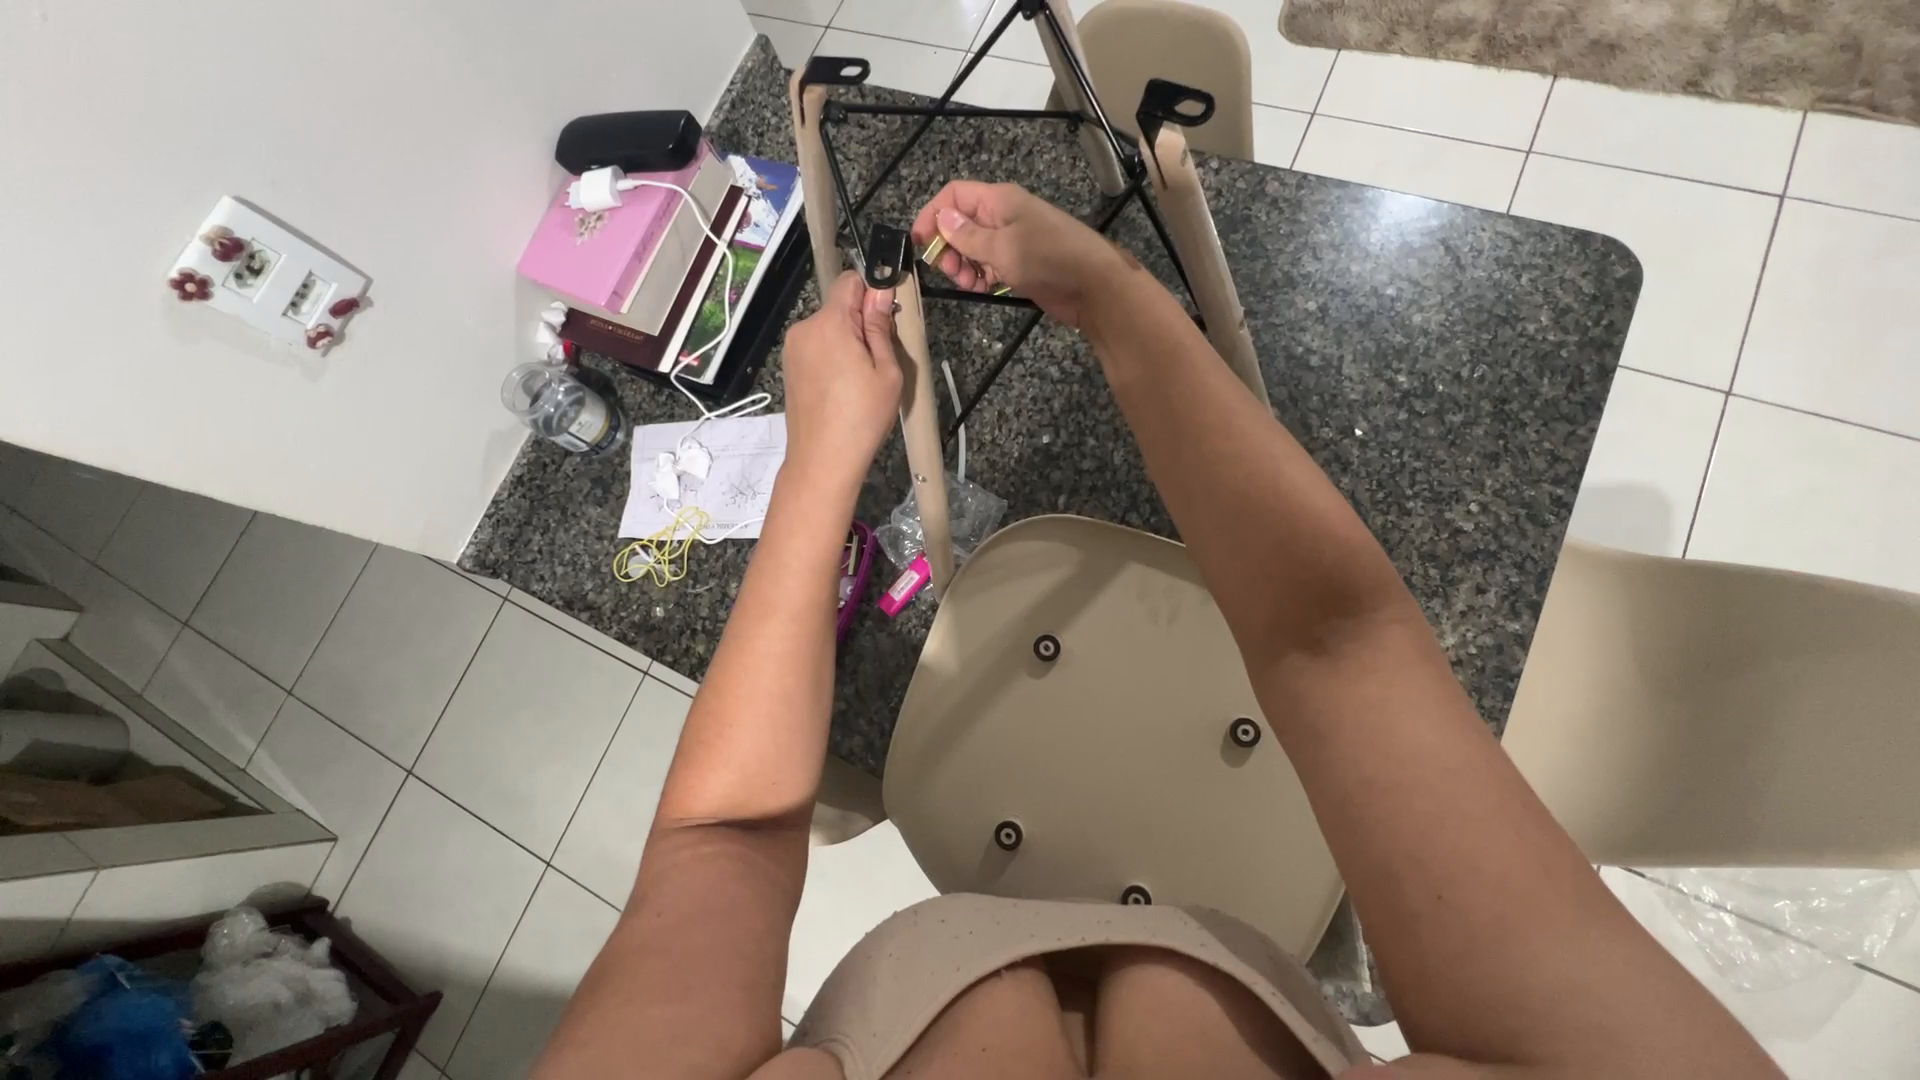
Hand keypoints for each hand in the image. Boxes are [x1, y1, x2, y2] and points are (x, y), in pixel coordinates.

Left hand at [779, 271, 902, 494]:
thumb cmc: (861, 419)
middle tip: (879, 360)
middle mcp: (805, 329)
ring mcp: (793, 349)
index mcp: (830, 324)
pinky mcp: (790, 367)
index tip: (887, 317)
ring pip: (828, 329)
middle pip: (839, 307)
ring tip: (861, 380)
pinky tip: (844, 388)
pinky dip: (833, 358)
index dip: (872, 293)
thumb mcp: (886, 372)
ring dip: (847, 343)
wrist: (822, 460)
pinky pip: (817, 348)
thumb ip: (881, 326)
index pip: (850, 281)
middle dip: (861, 323)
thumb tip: (881, 292)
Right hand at [911, 181, 1134, 327]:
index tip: (918, 243)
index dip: (933, 215)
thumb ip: (969, 235)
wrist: (1093, 287)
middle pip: (960, 224)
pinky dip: (980, 276)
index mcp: (999, 200)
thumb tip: (942, 218)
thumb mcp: (1003, 247)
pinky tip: (981, 288)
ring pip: (972, 249)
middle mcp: (1003, 216)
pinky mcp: (1019, 264)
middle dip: (948, 247)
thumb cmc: (1049, 259)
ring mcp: (1011, 241)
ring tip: (967, 283)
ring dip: (963, 266)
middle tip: (949, 271)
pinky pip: (989, 266)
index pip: (954, 196)